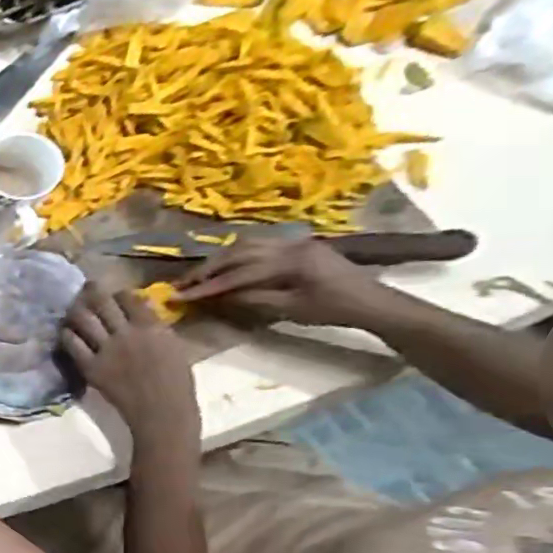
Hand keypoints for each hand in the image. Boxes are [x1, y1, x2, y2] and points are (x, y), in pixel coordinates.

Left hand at [62, 285, 200, 447]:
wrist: (161, 410)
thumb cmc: (175, 381)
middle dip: (93, 291)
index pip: (129, 299)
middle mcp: (126, 333)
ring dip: (77, 310)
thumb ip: (157, 327)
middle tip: (87, 286)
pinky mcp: (90, 366)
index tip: (114, 292)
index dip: (119, 292)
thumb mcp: (174, 346)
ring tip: (73, 307)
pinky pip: (72, 344)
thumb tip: (142, 312)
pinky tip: (66, 331)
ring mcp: (105, 349)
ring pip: (84, 320)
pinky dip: (67, 334)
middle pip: (103, 303)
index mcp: (151, 327)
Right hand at [173, 239, 397, 328]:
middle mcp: (291, 244)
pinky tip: (225, 265)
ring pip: (246, 244)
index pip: (237, 273)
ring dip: (219, 259)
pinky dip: (236, 254)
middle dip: (207, 269)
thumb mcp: (289, 309)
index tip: (178, 295)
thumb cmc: (333, 310)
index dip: (206, 286)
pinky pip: (259, 245)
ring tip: (198, 275)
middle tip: (181, 283)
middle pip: (238, 253)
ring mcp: (295, 242)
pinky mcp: (298, 246)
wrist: (374, 302)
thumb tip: (217, 297)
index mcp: (291, 261)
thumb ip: (252, 299)